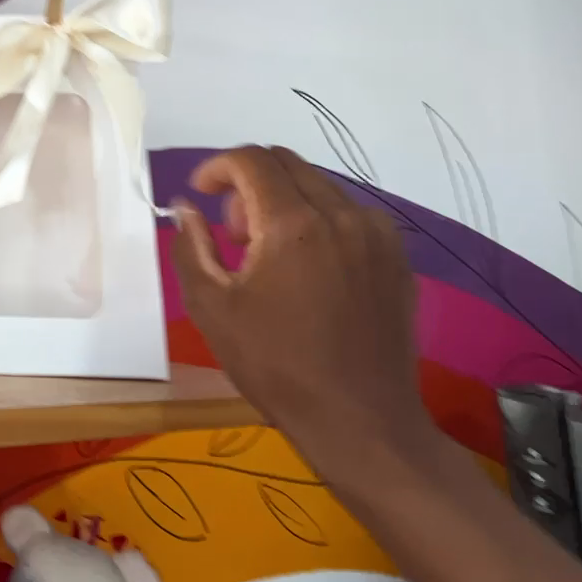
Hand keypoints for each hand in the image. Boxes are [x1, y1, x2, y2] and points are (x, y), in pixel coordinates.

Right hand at [169, 146, 432, 466]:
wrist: (361, 422)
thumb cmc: (275, 363)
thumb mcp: (211, 305)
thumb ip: (191, 245)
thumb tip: (185, 207)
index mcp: (294, 224)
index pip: (251, 160)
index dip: (216, 167)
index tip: (200, 194)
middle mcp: (342, 217)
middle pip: (287, 164)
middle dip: (249, 182)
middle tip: (233, 230)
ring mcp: (378, 237)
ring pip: (320, 185)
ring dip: (284, 199)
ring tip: (268, 251)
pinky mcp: (397, 259)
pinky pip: (350, 213)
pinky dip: (318, 219)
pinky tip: (307, 265)